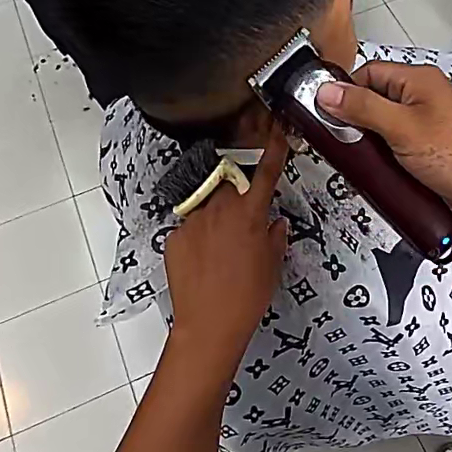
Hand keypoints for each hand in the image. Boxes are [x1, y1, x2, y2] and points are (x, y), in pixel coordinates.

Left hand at [162, 126, 289, 358]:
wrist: (209, 323)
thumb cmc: (247, 296)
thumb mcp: (272, 264)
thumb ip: (275, 236)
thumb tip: (274, 225)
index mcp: (249, 214)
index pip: (264, 171)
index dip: (273, 147)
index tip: (276, 128)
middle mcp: (219, 210)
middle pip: (230, 179)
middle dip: (239, 181)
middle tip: (246, 197)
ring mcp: (193, 221)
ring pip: (209, 202)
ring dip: (220, 210)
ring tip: (227, 242)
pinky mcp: (174, 237)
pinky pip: (191, 225)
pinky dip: (202, 233)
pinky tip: (209, 257)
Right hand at [318, 62, 451, 215]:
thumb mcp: (402, 129)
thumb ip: (363, 108)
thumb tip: (330, 93)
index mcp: (419, 80)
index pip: (367, 72)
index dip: (345, 92)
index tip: (329, 114)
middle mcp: (425, 97)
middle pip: (374, 101)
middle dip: (358, 124)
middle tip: (352, 143)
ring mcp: (429, 123)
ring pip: (385, 127)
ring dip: (374, 145)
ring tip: (373, 162)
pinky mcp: (431, 147)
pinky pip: (399, 146)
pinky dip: (389, 159)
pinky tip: (388, 172)